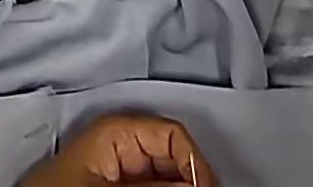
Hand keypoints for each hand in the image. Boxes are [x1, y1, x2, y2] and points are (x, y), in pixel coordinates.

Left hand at [18, 113, 217, 186]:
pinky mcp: (112, 181)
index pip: (174, 134)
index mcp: (117, 131)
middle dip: (190, 178)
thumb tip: (200, 182)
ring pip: (163, 175)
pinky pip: (147, 182)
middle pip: (173, 158)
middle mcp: (120, 144)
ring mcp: (117, 168)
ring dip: (177, 183)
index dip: (197, 165)